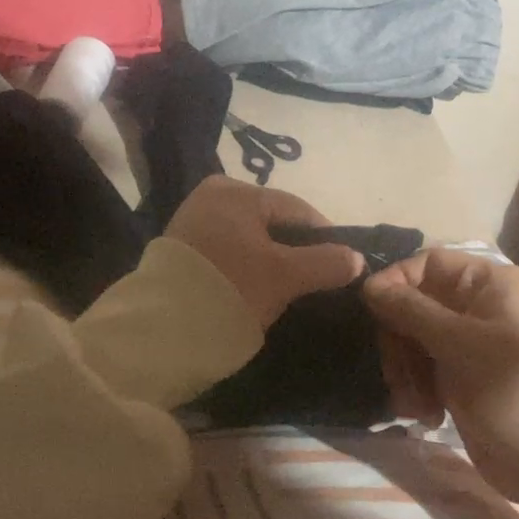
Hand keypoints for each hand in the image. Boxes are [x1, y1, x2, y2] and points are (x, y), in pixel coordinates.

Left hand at [163, 177, 364, 328]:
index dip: (325, 237)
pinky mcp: (178, 249)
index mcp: (237, 190)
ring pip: (248, 238)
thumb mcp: (286, 275)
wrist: (163, 327)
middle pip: (270, 223)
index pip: (297, 210)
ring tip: (284, 289)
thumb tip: (355, 258)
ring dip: (267, 260)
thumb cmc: (232, 288)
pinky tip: (252, 290)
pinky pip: (226, 252)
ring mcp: (191, 221)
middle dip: (293, 249)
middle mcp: (211, 195)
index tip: (342, 266)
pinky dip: (242, 267)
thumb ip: (326, 262)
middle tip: (313, 281)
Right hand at [363, 248, 518, 497]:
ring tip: (417, 408)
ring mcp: (474, 346)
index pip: (428, 263)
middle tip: (396, 376)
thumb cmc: (516, 394)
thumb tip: (368, 284)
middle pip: (416, 305)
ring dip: (407, 373)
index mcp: (492, 284)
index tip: (370, 313)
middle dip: (400, 341)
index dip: (396, 283)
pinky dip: (419, 391)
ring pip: (415, 341)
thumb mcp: (461, 346)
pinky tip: (427, 417)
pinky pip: (427, 370)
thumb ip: (411, 311)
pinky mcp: (466, 380)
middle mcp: (482, 307)